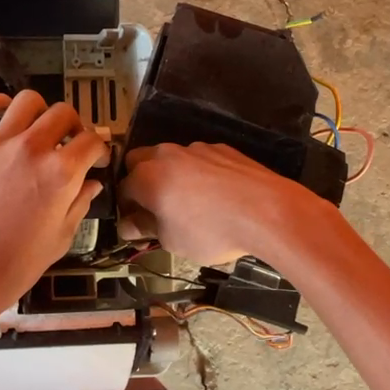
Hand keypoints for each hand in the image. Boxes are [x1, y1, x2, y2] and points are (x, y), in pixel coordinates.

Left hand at [0, 91, 107, 332]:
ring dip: (39, 111)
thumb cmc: (12, 268)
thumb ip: (78, 205)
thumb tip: (92, 184)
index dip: (100, 149)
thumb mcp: (59, 240)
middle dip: (73, 126)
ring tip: (37, 128)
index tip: (96, 158)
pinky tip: (2, 112)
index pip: (92, 141)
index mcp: (60, 174)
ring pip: (26, 101)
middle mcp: (31, 150)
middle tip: (69, 142)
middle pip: (63, 114)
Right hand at [119, 142, 347, 269]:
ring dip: (170, 175)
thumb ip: (145, 228)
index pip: (122, 189)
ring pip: (171, 158)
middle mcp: (166, 155)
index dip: (126, 209)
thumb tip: (129, 224)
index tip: (136, 225)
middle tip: (155, 207)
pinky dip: (199, 173)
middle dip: (140, 181)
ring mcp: (196, 148)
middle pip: (139, 161)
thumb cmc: (212, 231)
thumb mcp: (172, 241)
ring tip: (190, 203)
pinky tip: (216, 196)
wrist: (267, 211)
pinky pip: (199, 159)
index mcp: (147, 177)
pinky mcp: (222, 148)